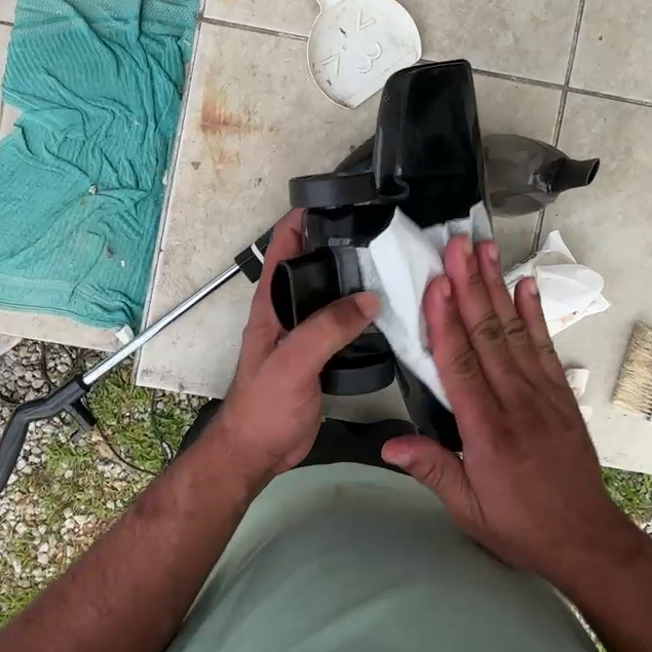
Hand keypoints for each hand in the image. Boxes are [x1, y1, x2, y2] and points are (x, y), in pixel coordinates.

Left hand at [210, 209, 379, 481]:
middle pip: (313, 265)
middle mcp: (288, 310)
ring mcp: (304, 332)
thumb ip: (326, 329)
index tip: (338, 200)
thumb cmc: (264, 405)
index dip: (304, 218)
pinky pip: (343, 323)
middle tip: (382, 230)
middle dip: (340, 243)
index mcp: (271, 304)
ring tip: (393, 263)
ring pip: (331, 294)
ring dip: (354, 277)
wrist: (258, 451)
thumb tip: (368, 299)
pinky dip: (362, 311)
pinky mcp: (320, 354)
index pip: (283, 247)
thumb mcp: (293, 362)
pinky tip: (387, 310)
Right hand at [382, 236, 636, 585]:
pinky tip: (525, 284)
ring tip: (485, 249)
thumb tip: (388, 444)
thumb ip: (431, 469)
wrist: (588, 541)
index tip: (436, 281)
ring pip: (514, 332)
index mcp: (487, 432)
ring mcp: (543, 394)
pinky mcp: (561, 394)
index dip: (446, 320)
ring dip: (497, 287)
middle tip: (457, 244)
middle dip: (470, 286)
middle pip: (488, 335)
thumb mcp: (468, 510)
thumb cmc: (520, 527)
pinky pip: (545, 347)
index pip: (461, 365)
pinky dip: (534, 313)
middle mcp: (516, 403)